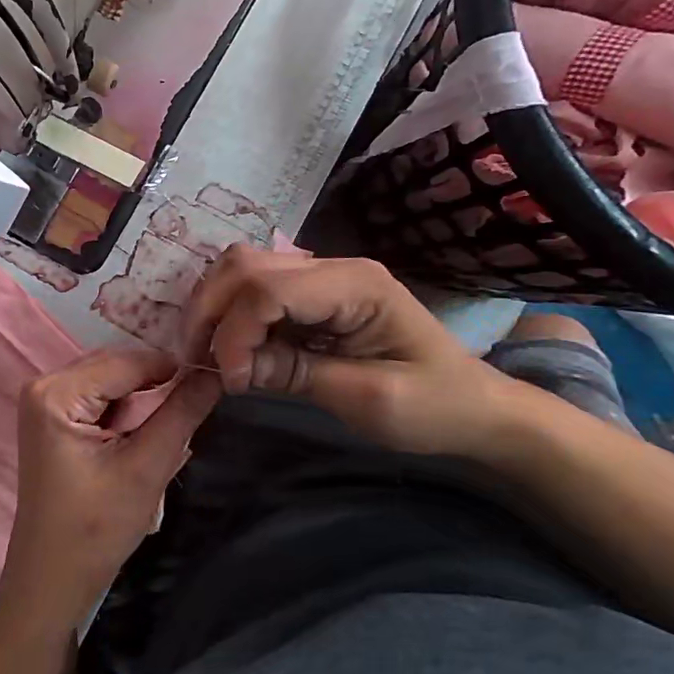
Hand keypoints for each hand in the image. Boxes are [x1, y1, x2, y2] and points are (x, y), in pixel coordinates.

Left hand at [1, 348, 220, 623]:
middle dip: (155, 384)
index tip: (212, 378)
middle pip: (114, 366)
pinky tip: (143, 435)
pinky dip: (125, 410)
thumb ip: (180, 415)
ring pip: (109, 380)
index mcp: (55, 393)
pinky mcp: (51, 416)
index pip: (125, 362)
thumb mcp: (146, 469)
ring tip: (171, 426)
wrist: (52, 576)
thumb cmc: (95, 529)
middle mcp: (43, 384)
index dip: (171, 367)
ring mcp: (43, 400)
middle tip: (194, 406)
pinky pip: (98, 396)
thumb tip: (213, 372)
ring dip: (142, 399)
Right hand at [181, 246, 520, 457]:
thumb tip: (228, 367)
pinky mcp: (311, 294)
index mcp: (356, 285)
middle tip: (195, 358)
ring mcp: (320, 276)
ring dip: (214, 307)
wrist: (478, 408)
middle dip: (210, 310)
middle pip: (244, 266)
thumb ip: (295, 374)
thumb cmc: (435, 407)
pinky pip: (253, 289)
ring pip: (240, 269)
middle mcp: (332, 267)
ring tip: (206, 351)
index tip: (228, 380)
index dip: (235, 332)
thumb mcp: (369, 400)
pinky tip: (227, 346)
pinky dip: (229, 314)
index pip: (268, 290)